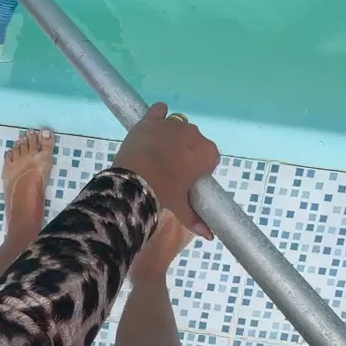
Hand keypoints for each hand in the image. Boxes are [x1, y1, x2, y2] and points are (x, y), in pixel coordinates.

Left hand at [111, 103, 219, 237]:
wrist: (134, 181)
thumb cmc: (163, 193)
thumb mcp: (181, 206)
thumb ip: (196, 218)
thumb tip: (209, 236)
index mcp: (205, 153)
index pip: (211, 156)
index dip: (201, 166)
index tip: (189, 176)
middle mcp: (193, 134)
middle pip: (195, 140)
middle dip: (187, 151)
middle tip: (172, 168)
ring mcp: (172, 124)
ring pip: (179, 126)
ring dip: (173, 136)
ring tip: (160, 151)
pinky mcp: (151, 120)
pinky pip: (159, 109)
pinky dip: (158, 114)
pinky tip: (155, 123)